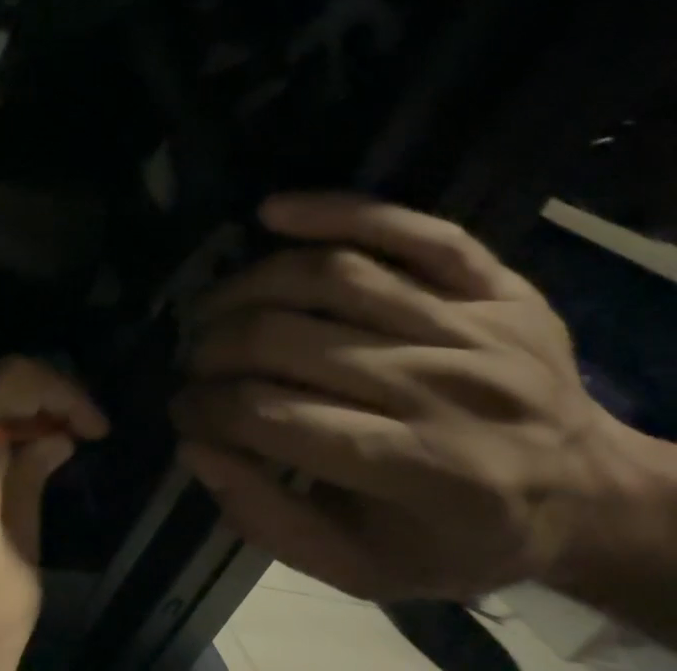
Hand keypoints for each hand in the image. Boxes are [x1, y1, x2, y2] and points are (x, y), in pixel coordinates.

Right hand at [172, 192, 636, 601]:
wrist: (595, 497)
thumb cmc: (466, 536)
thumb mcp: (370, 570)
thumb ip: (272, 522)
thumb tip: (197, 448)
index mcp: (431, 474)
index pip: (275, 417)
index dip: (206, 408)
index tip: (183, 412)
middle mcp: (457, 392)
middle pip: (287, 339)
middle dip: (212, 348)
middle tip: (191, 361)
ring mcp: (481, 328)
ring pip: (329, 276)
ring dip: (245, 286)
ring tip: (214, 308)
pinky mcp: (497, 285)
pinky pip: (412, 229)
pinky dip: (336, 209)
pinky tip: (273, 213)